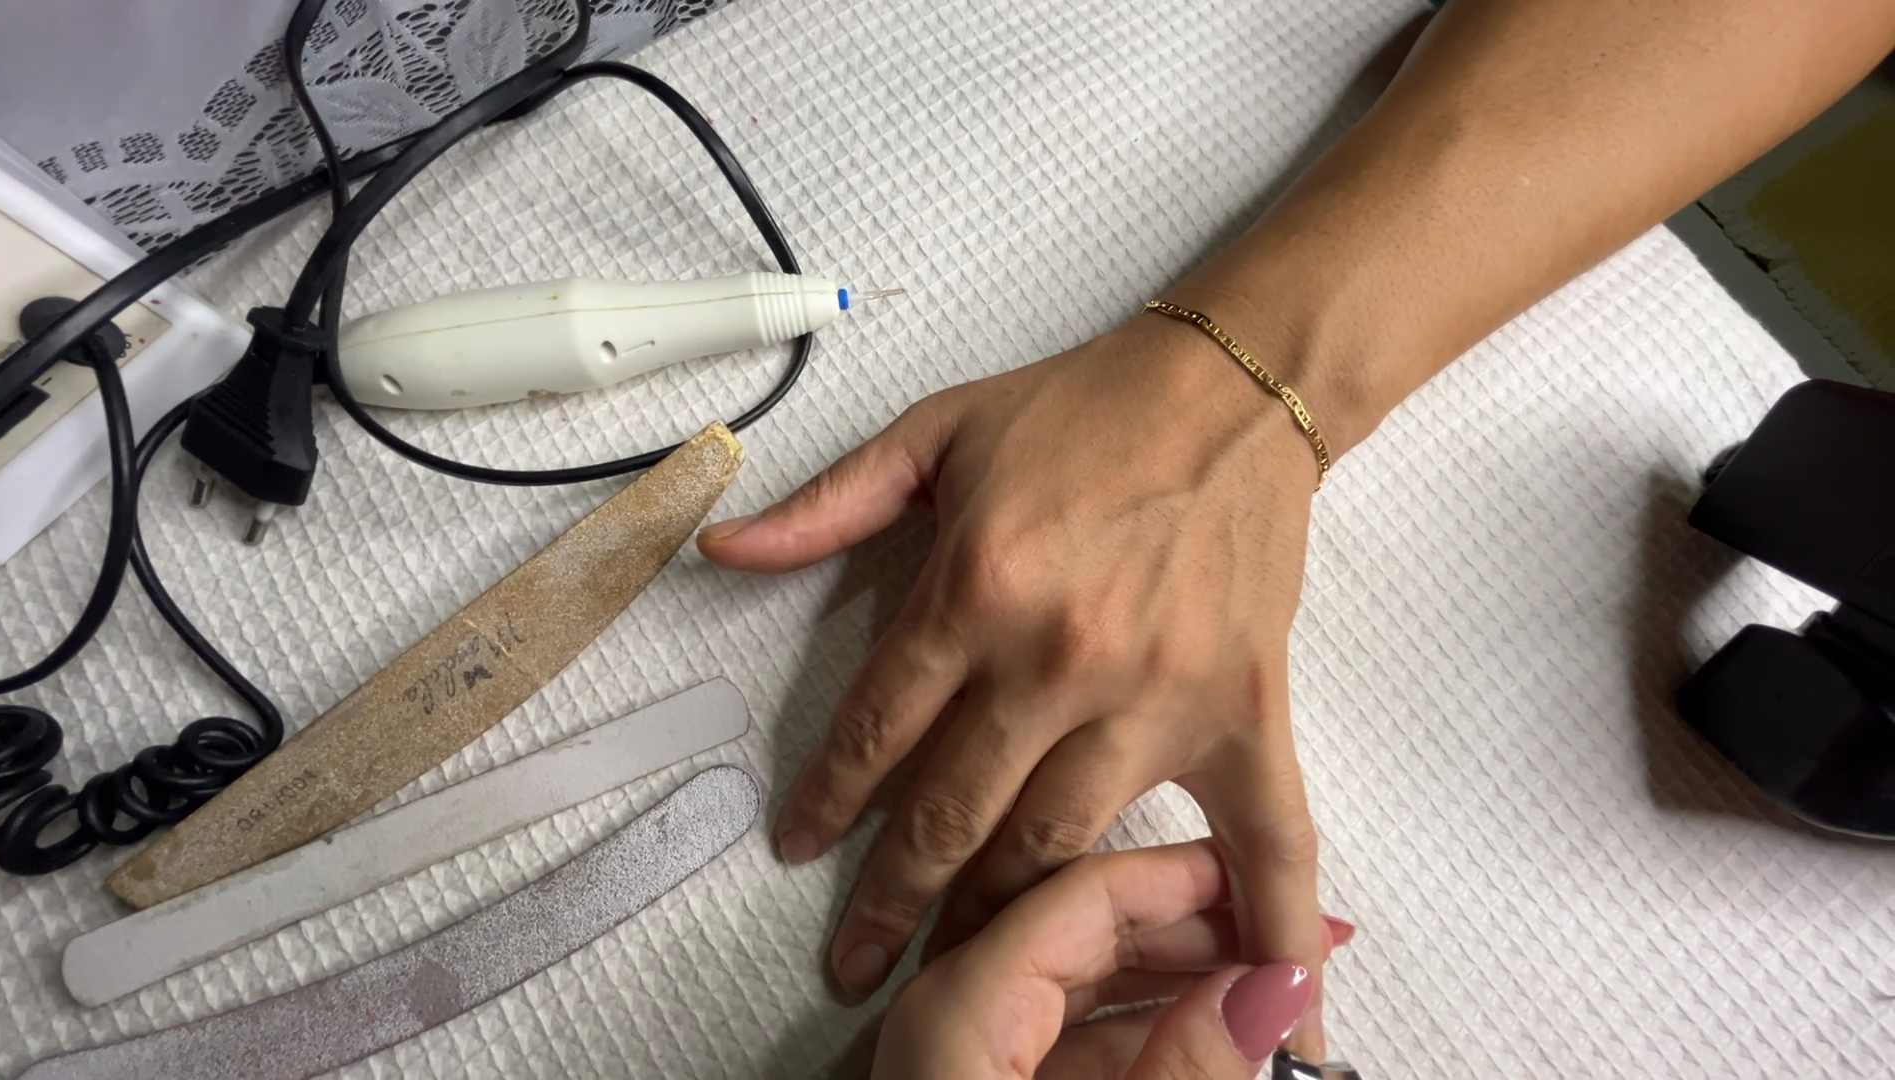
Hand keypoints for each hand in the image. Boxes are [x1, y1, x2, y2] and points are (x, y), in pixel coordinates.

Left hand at [700, 310, 1332, 1052]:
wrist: (1224, 392)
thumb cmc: (1078, 410)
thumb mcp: (936, 434)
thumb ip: (829, 505)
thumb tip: (725, 549)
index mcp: (975, 588)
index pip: (876, 727)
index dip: (827, 799)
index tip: (800, 847)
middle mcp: (1060, 657)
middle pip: (954, 811)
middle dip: (896, 896)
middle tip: (859, 958)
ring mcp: (1157, 693)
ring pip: (1061, 840)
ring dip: (1004, 916)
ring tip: (961, 968)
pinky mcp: (1244, 704)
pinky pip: (1263, 831)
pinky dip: (1264, 918)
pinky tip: (1262, 995)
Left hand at [871, 841, 1352, 1078]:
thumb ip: (1188, 1070)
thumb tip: (1269, 985)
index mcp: (961, 1006)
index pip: (1081, 894)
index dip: (1178, 879)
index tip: (1265, 883)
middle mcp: (956, 1009)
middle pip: (1086, 928)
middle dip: (1191, 926)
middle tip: (1287, 935)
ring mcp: (970, 1052)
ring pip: (1089, 981)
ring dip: (1179, 977)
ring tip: (1267, 980)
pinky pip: (1081, 1037)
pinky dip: (1150, 1032)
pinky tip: (1214, 1033)